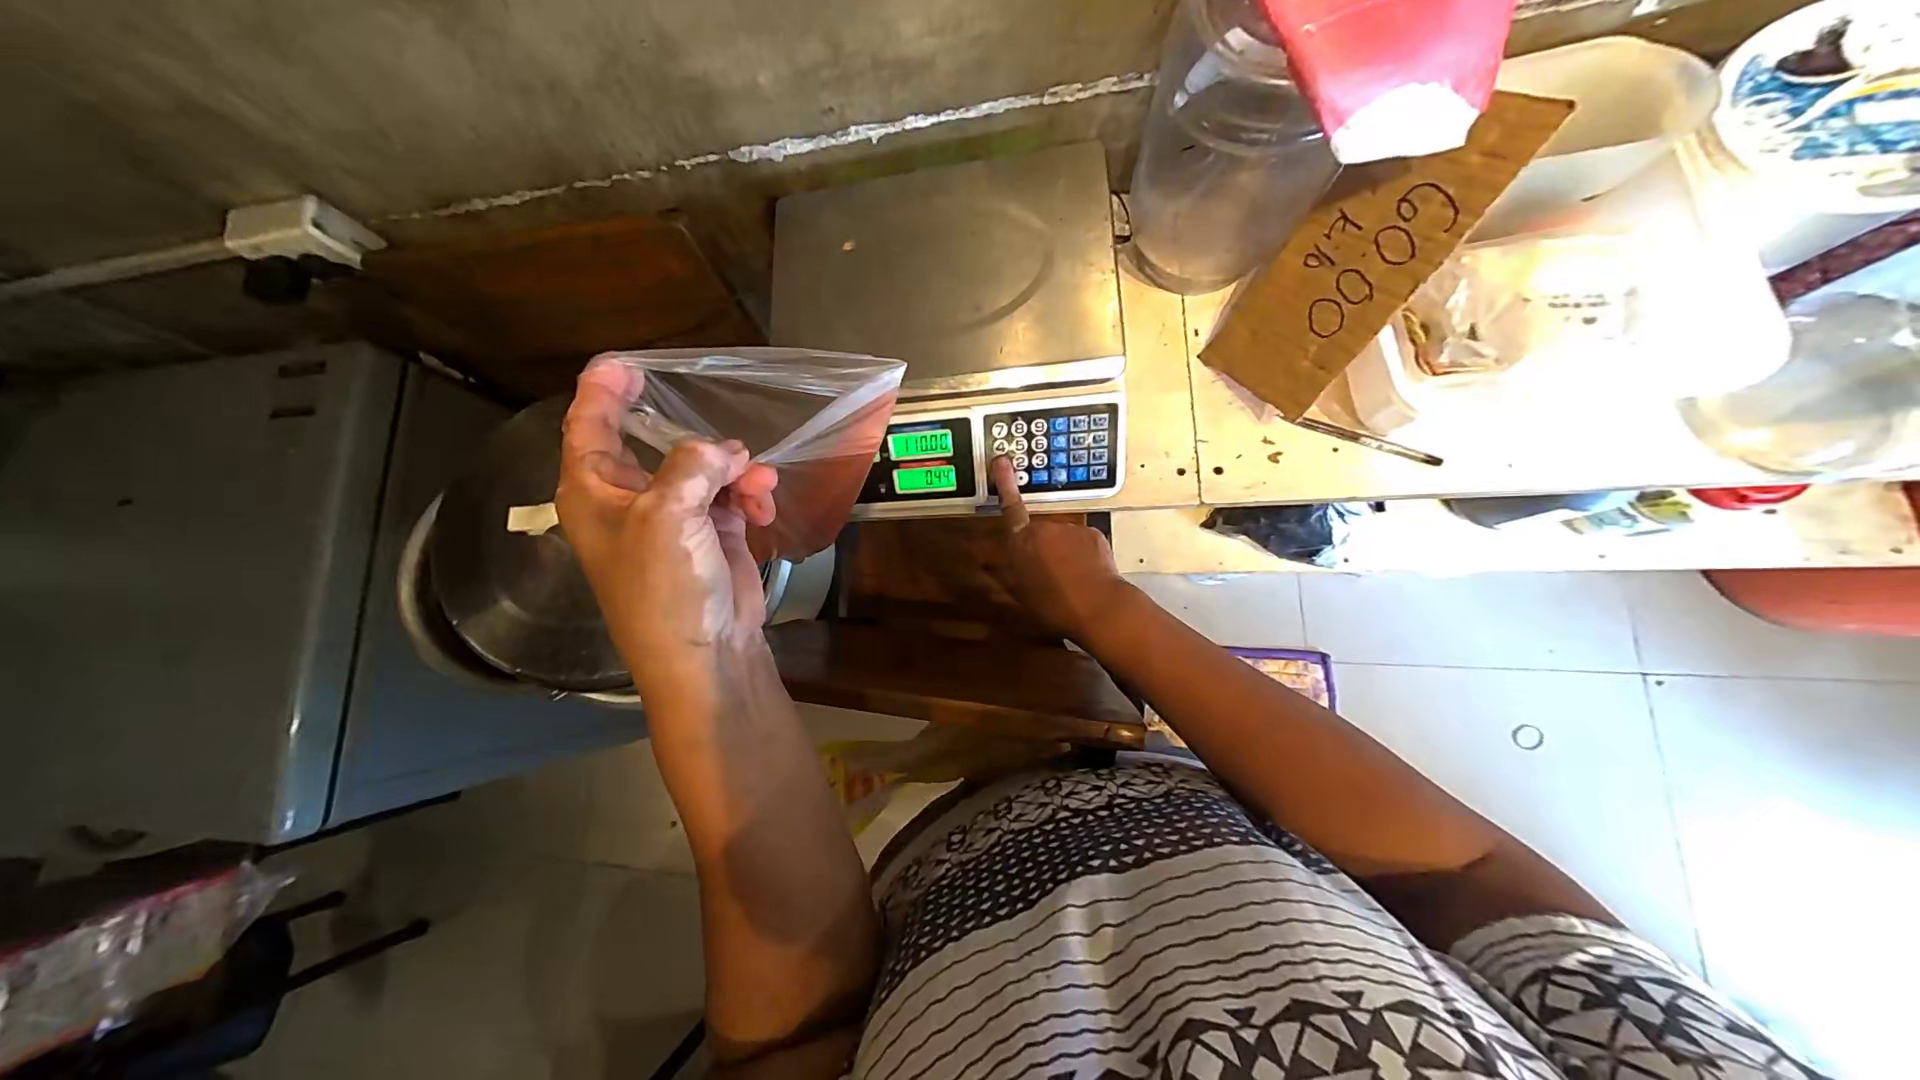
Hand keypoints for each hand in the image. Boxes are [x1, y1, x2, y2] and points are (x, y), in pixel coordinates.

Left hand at [557, 357, 778, 691]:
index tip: (624, 363)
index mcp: (595, 492)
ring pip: (706, 468)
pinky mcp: (713, 533)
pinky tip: (764, 507)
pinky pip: (731, 494)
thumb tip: (726, 451)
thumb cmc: (666, 586)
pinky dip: (750, 495)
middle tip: (728, 440)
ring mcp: (675, 517)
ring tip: (760, 485)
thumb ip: (691, 465)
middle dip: (698, 440)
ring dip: (737, 471)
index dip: (602, 391)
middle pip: (658, 444)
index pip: (588, 427)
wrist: (706, 651)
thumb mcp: (667, 516)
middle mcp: (631, 500)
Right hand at [989, 455, 1137, 642]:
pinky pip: (1084, 542)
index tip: (1002, 460)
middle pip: (1040, 532)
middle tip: (1050, 576)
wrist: (1098, 607)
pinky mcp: (1094, 534)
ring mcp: (1072, 529)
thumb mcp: (1021, 595)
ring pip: (1063, 538)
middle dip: (1043, 548)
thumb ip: (1005, 575)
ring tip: (1071, 580)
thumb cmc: (1053, 606)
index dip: (1005, 483)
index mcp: (1021, 542)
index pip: (1010, 507)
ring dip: (1065, 552)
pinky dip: (1084, 554)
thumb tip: (988, 566)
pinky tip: (1087, 574)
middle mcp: (1045, 529)